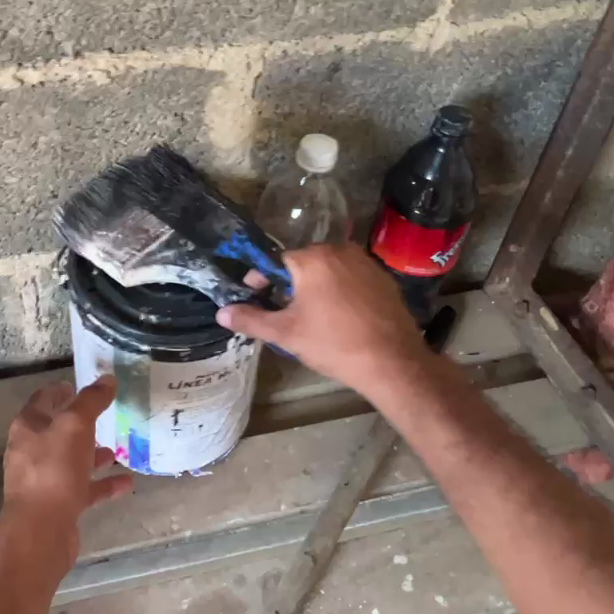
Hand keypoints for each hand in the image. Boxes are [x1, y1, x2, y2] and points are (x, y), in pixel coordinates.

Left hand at [0, 378, 133, 566]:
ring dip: (92, 455)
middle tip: (105, 417)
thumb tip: (107, 378)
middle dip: (80, 425)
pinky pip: (84, 489)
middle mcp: (32, 452)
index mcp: (28, 427)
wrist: (40, 532)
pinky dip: (103, 485)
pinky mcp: (58, 506)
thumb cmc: (53, 469)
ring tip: (116, 450)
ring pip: (71, 461)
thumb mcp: (76, 425)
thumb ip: (91, 401)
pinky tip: (126, 483)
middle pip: (58, 432)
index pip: (43, 400)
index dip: (60, 391)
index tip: (79, 385)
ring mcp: (44, 481)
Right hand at [216, 243, 437, 399]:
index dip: (262, 278)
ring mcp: (366, 263)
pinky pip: (352, 279)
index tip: (256, 295)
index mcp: (312, 259)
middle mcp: (339, 251)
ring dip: (317, 286)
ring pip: (330, 270)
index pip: (276, 260)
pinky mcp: (384, 279)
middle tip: (284, 310)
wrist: (392, 363)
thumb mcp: (286, 334)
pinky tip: (341, 317)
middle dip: (290, 283)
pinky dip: (342, 291)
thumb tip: (221, 313)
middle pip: (304, 263)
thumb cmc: (333, 344)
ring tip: (312, 315)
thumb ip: (251, 319)